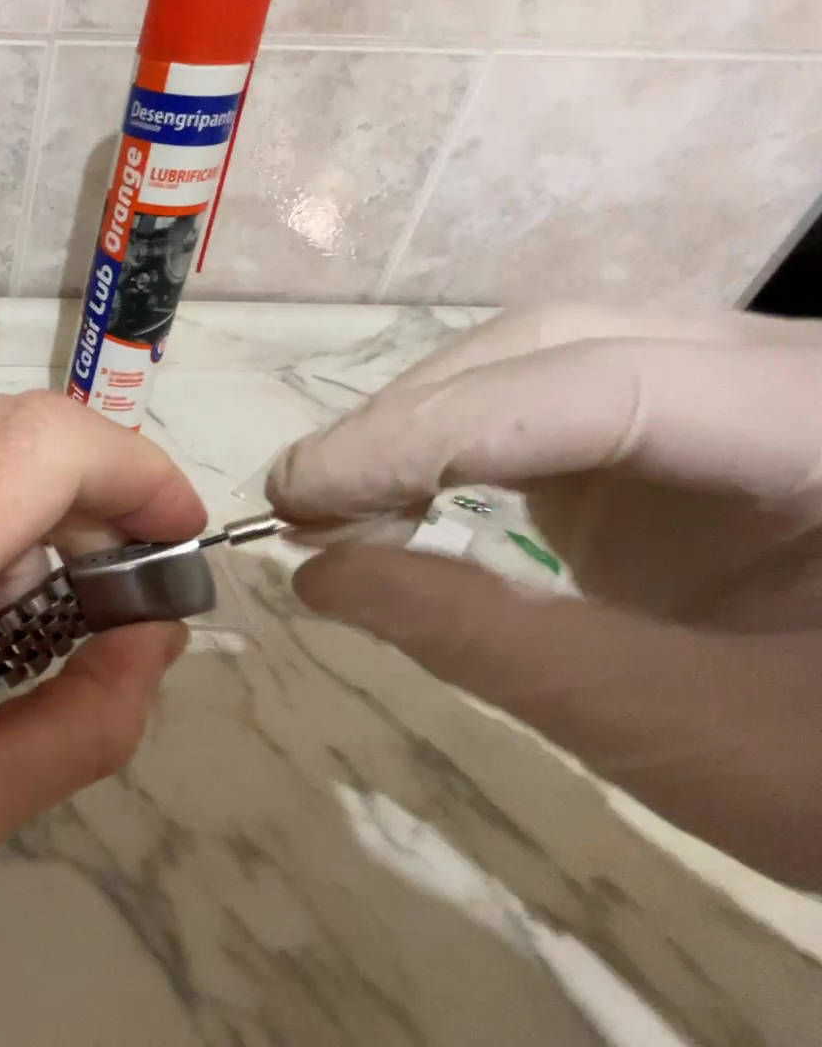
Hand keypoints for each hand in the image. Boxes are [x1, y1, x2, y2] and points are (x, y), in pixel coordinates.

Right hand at [268, 304, 821, 890]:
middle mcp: (784, 379)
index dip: (427, 434)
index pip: (593, 388)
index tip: (295, 499)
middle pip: (551, 348)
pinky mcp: (679, 440)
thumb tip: (313, 577)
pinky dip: (445, 455)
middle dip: (407, 420)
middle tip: (299, 502)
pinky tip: (396, 502)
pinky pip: (536, 413)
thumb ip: (481, 637)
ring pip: (533, 366)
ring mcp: (728, 400)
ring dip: (413, 431)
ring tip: (329, 506)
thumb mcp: (663, 720)